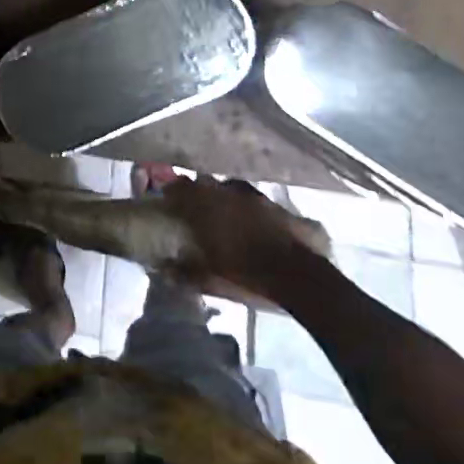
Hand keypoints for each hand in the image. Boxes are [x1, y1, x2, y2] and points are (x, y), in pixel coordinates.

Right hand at [161, 177, 330, 295]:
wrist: (299, 277)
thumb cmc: (248, 275)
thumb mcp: (210, 279)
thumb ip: (185, 271)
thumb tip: (164, 269)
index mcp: (206, 208)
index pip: (180, 189)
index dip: (172, 192)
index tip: (167, 198)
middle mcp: (226, 194)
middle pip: (205, 183)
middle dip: (197, 191)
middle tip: (194, 205)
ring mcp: (254, 197)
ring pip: (230, 187)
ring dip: (223, 195)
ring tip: (223, 210)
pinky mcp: (276, 204)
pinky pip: (254, 198)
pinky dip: (247, 205)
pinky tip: (250, 218)